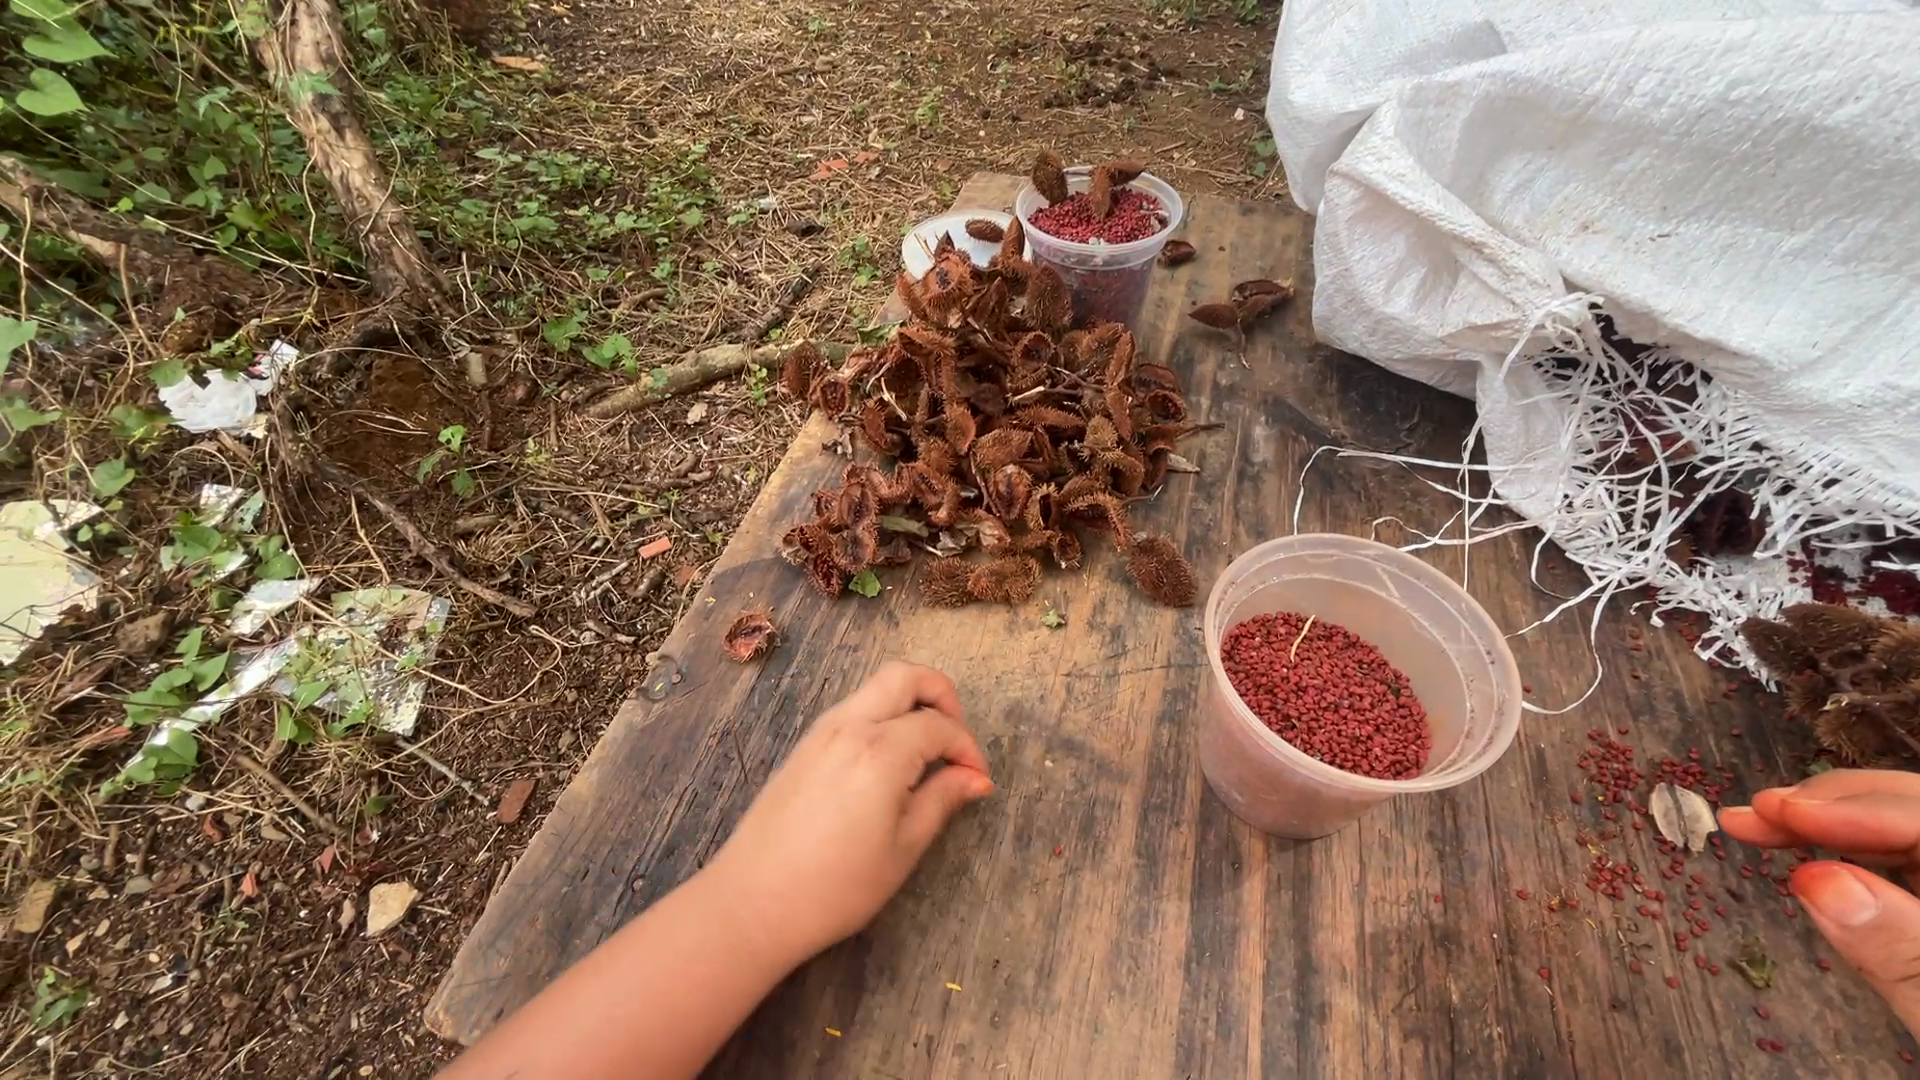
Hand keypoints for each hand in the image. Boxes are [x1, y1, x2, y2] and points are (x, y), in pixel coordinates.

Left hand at [704, 661, 993, 963]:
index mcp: (880, 750)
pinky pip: (854, 708)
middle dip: (942, 695)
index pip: (939, 725)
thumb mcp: (903, 848)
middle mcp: (850, 724)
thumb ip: (943, 800)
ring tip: (927, 751)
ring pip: (877, 686)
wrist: (751, 902)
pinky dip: (883, 715)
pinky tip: (891, 761)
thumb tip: (976, 777)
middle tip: (955, 740)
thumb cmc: (836, 886)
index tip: (978, 780)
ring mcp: (822, 730)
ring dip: (911, 702)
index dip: (968, 749)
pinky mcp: (805, 744)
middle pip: (905, 675)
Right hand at [1720, 768, 1919, 1033]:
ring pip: (1918, 827)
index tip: (1778, 810)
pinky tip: (1801, 841)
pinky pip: (1911, 856)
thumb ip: (1905, 959)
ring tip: (1760, 822)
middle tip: (1756, 812)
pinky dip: (1848, 842)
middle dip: (1840, 805)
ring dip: (1832, 818)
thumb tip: (1817, 880)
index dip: (1869, 809)